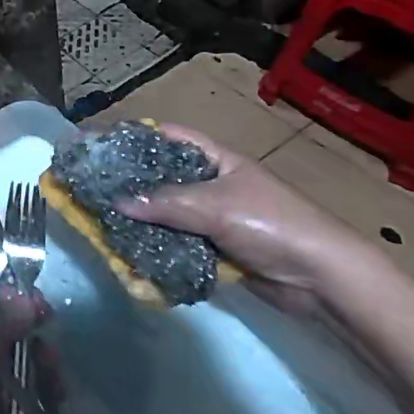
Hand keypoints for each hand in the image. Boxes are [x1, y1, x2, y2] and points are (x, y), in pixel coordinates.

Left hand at [0, 290, 44, 413]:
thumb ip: (2, 318)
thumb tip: (27, 298)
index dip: (8, 294)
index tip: (33, 295)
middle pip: (7, 325)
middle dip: (30, 321)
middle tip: (48, 321)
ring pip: (24, 353)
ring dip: (42, 352)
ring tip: (52, 362)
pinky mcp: (7, 409)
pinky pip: (32, 385)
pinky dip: (46, 382)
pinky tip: (56, 388)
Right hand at [117, 124, 381, 316]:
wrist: (320, 276)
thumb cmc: (271, 224)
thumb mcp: (215, 207)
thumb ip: (167, 203)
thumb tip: (118, 201)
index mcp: (215, 160)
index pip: (168, 137)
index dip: (136, 138)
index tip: (101, 147)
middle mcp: (211, 184)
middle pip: (163, 177)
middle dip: (132, 184)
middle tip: (94, 190)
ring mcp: (214, 217)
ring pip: (168, 213)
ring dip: (142, 220)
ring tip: (103, 223)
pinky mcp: (217, 248)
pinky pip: (179, 242)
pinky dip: (158, 247)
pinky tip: (132, 253)